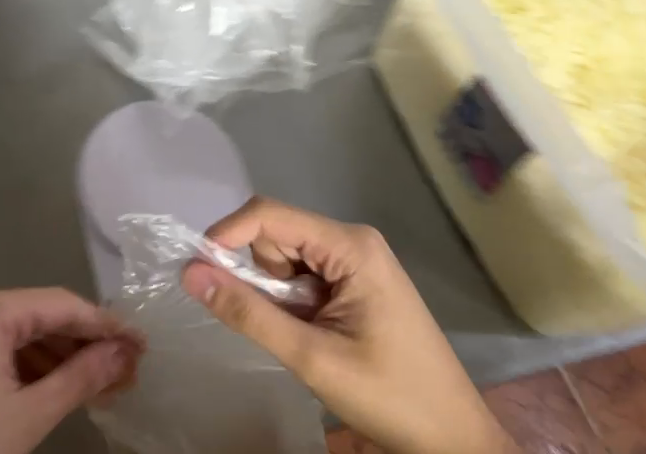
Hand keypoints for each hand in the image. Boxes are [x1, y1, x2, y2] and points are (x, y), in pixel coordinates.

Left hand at [0, 287, 142, 453]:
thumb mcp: (30, 415)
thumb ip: (81, 377)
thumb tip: (125, 353)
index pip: (59, 305)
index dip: (103, 325)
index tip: (141, 343)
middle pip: (38, 315)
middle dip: (82, 344)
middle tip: (125, 373)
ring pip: (17, 330)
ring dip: (57, 356)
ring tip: (99, 385)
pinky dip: (26, 363)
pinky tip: (57, 386)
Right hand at [181, 198, 516, 453]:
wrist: (454, 441)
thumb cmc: (391, 397)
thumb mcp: (312, 358)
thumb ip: (249, 313)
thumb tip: (190, 273)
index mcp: (350, 246)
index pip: (269, 214)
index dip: (228, 234)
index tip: (200, 272)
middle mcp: (353, 241)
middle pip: (276, 236)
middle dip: (261, 277)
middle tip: (284, 327)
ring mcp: (357, 261)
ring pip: (286, 258)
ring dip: (278, 295)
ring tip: (306, 338)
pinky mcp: (356, 282)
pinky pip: (304, 276)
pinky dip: (294, 303)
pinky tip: (315, 335)